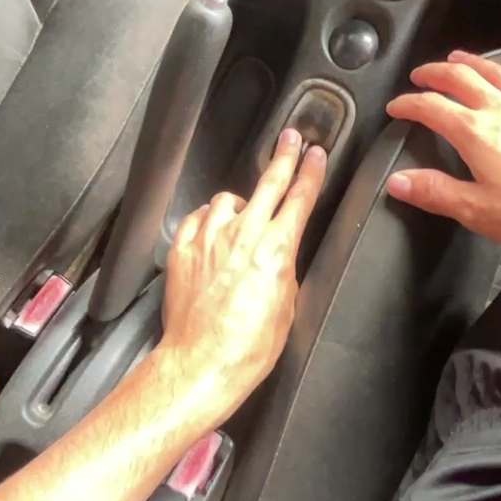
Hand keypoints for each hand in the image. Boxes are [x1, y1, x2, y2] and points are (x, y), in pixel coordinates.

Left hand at [155, 128, 326, 426]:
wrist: (203, 363)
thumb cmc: (249, 345)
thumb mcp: (287, 305)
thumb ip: (283, 267)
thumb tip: (279, 252)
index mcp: (276, 248)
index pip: (300, 198)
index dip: (310, 172)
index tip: (316, 154)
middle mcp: (243, 234)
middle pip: (268, 182)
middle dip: (283, 156)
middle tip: (290, 138)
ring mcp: (210, 237)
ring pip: (228, 199)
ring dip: (239, 203)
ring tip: (243, 215)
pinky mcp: (184, 248)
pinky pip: (198, 218)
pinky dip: (208, 220)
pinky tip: (211, 231)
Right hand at [385, 52, 500, 261]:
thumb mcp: (477, 211)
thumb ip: (434, 192)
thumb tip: (398, 181)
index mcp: (477, 132)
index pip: (432, 107)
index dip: (409, 104)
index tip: (396, 106)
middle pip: (463, 79)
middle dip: (437, 72)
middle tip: (422, 72)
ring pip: (500, 75)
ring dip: (476, 64)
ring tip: (461, 58)